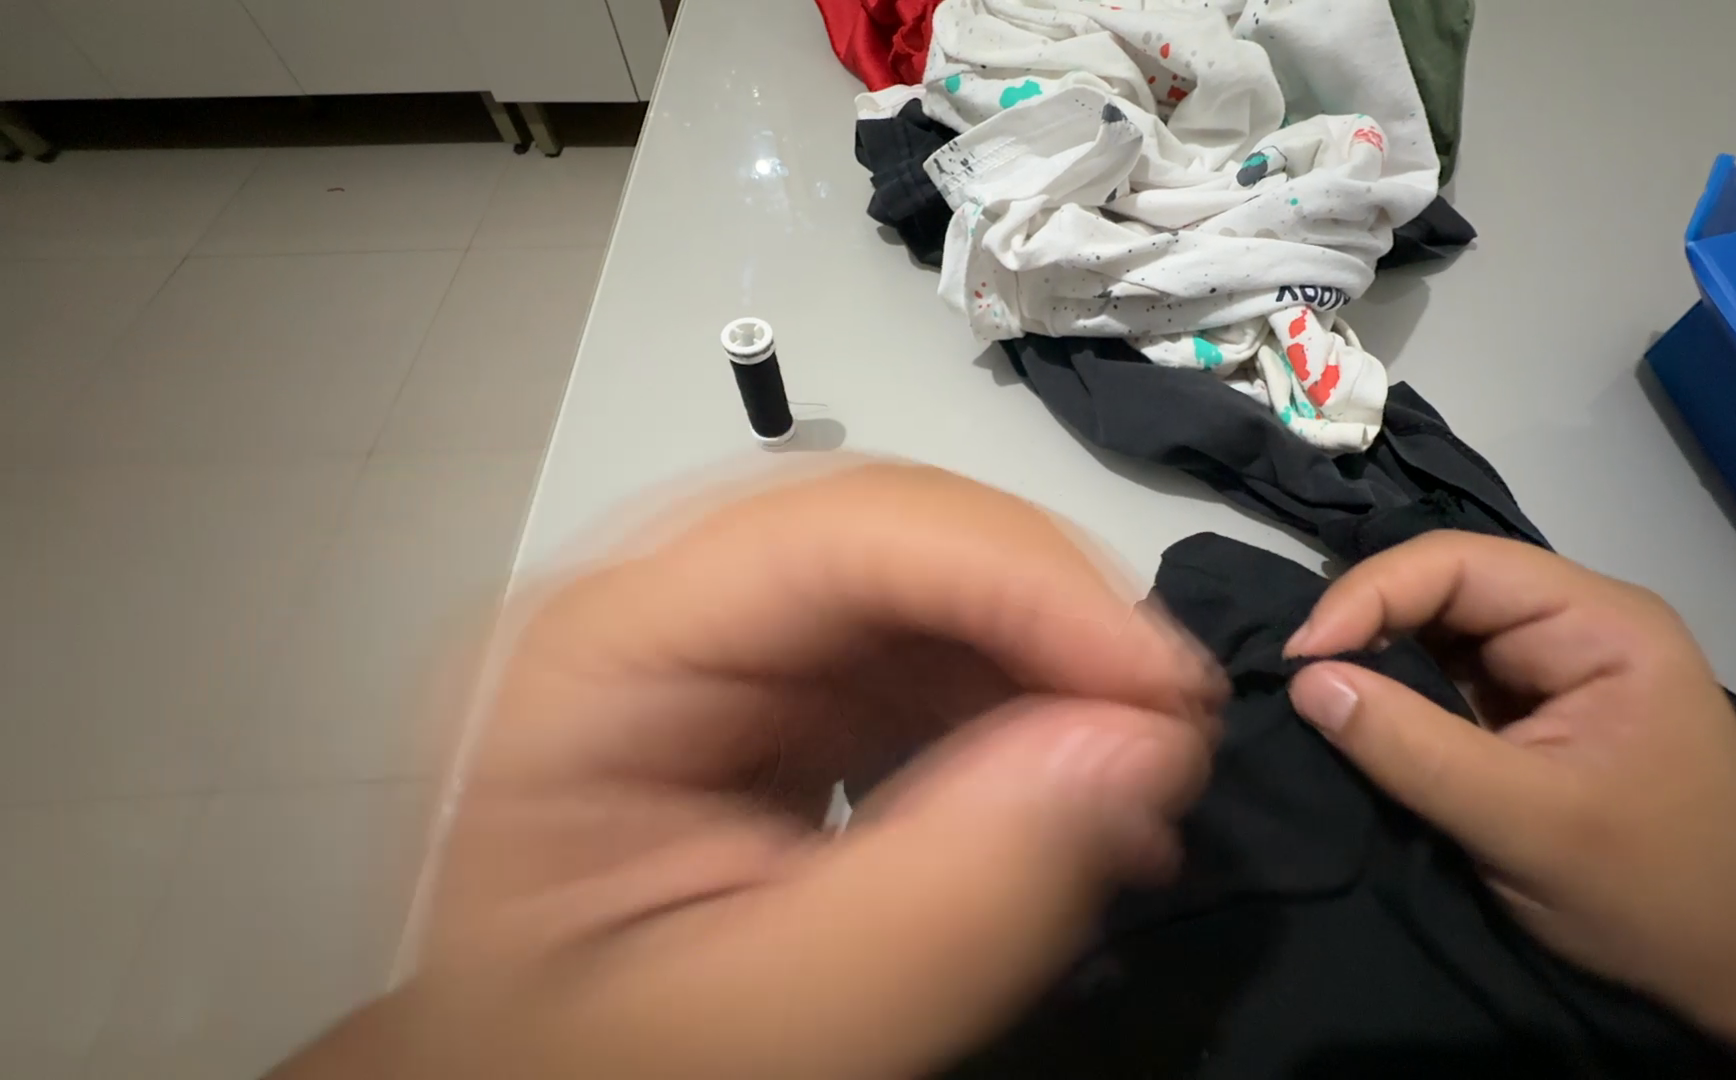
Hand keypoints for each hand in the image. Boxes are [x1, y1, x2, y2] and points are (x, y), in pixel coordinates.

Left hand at [275, 462, 1222, 1079]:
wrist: (565, 1074)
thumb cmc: (612, 1058)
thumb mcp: (762, 1026)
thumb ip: (949, 900)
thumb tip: (1136, 748)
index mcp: (601, 651)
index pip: (834, 538)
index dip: (1019, 579)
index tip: (1159, 682)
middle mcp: (669, 602)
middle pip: (893, 533)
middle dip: (1051, 612)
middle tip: (1165, 724)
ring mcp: (736, 632)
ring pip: (934, 579)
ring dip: (1052, 658)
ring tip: (1132, 774)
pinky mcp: (791, 676)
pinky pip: (932, 643)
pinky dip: (1025, 697)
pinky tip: (1071, 782)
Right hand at [1282, 532, 1735, 1074]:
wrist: (1732, 964)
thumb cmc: (1652, 891)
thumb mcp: (1526, 825)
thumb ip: (1411, 748)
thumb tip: (1303, 681)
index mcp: (1600, 625)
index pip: (1460, 565)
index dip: (1370, 594)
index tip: (1304, 656)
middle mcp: (1569, 621)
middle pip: (1439, 581)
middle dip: (1363, 618)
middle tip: (1301, 674)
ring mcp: (1542, 656)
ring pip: (1428, 619)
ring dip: (1367, 646)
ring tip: (1316, 685)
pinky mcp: (1514, 693)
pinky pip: (1431, 661)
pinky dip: (1383, 677)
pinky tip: (1354, 701)